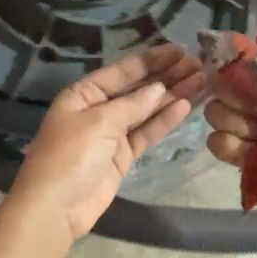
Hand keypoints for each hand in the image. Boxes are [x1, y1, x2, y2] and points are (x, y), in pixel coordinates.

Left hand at [8, 46, 202, 239]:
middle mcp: (98, 108)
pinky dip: (165, 120)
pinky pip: (147, 132)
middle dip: (167, 76)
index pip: (123, 70)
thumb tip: (159, 89)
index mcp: (84, 93)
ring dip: (172, 96)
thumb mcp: (99, 122)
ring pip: (146, 109)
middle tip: (198, 64)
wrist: (55, 208)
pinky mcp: (122, 155)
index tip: (180, 50)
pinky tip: (186, 105)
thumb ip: (132, 105)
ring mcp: (111, 133)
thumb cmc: (70, 156)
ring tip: (201, 81)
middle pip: (137, 88)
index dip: (152, 59)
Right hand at [205, 58, 256, 218]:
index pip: (242, 64)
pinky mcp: (242, 158)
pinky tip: (256, 149)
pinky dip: (231, 144)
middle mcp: (256, 102)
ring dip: (236, 121)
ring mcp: (248, 129)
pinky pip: (217, 143)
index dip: (240, 66)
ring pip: (216, 114)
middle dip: (236, 96)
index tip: (250, 75)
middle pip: (222, 88)